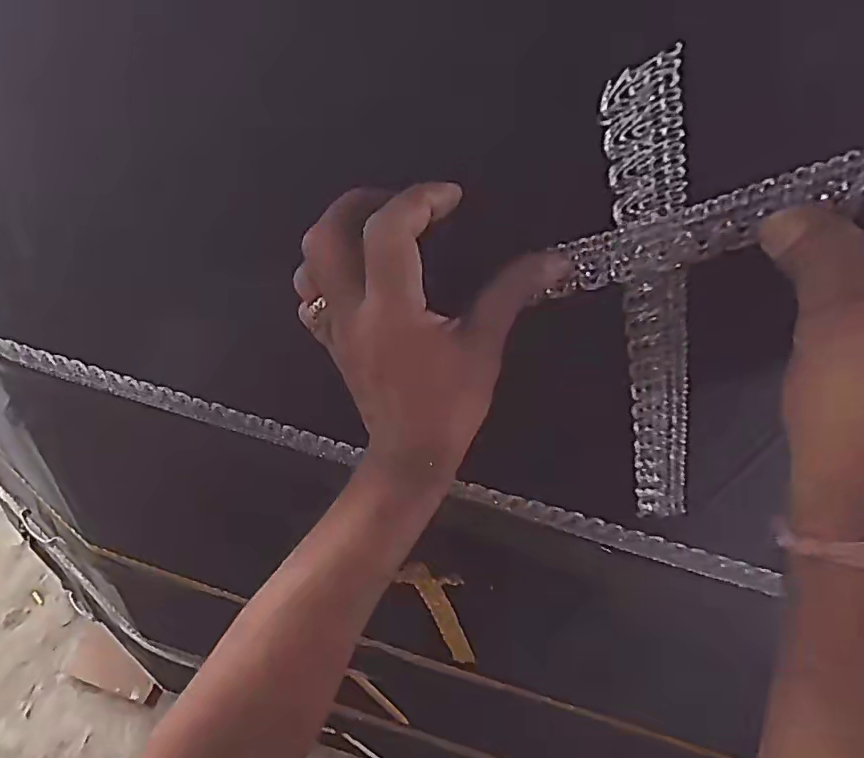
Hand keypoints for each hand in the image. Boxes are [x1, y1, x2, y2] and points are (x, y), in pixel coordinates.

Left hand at [293, 184, 568, 480]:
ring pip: (309, 266)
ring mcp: (334, 329)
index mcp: (391, 310)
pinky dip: (325, 275)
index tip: (450, 200)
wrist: (408, 453)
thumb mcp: (483, 348)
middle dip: (359, 203)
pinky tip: (357, 276)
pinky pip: (311, 299)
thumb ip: (511, 293)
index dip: (418, 198)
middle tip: (400, 204)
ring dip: (335, 236)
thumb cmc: (447, 408)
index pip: (386, 230)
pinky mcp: (331, 344)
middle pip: (326, 235)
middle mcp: (352, 313)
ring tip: (375, 233)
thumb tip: (554, 260)